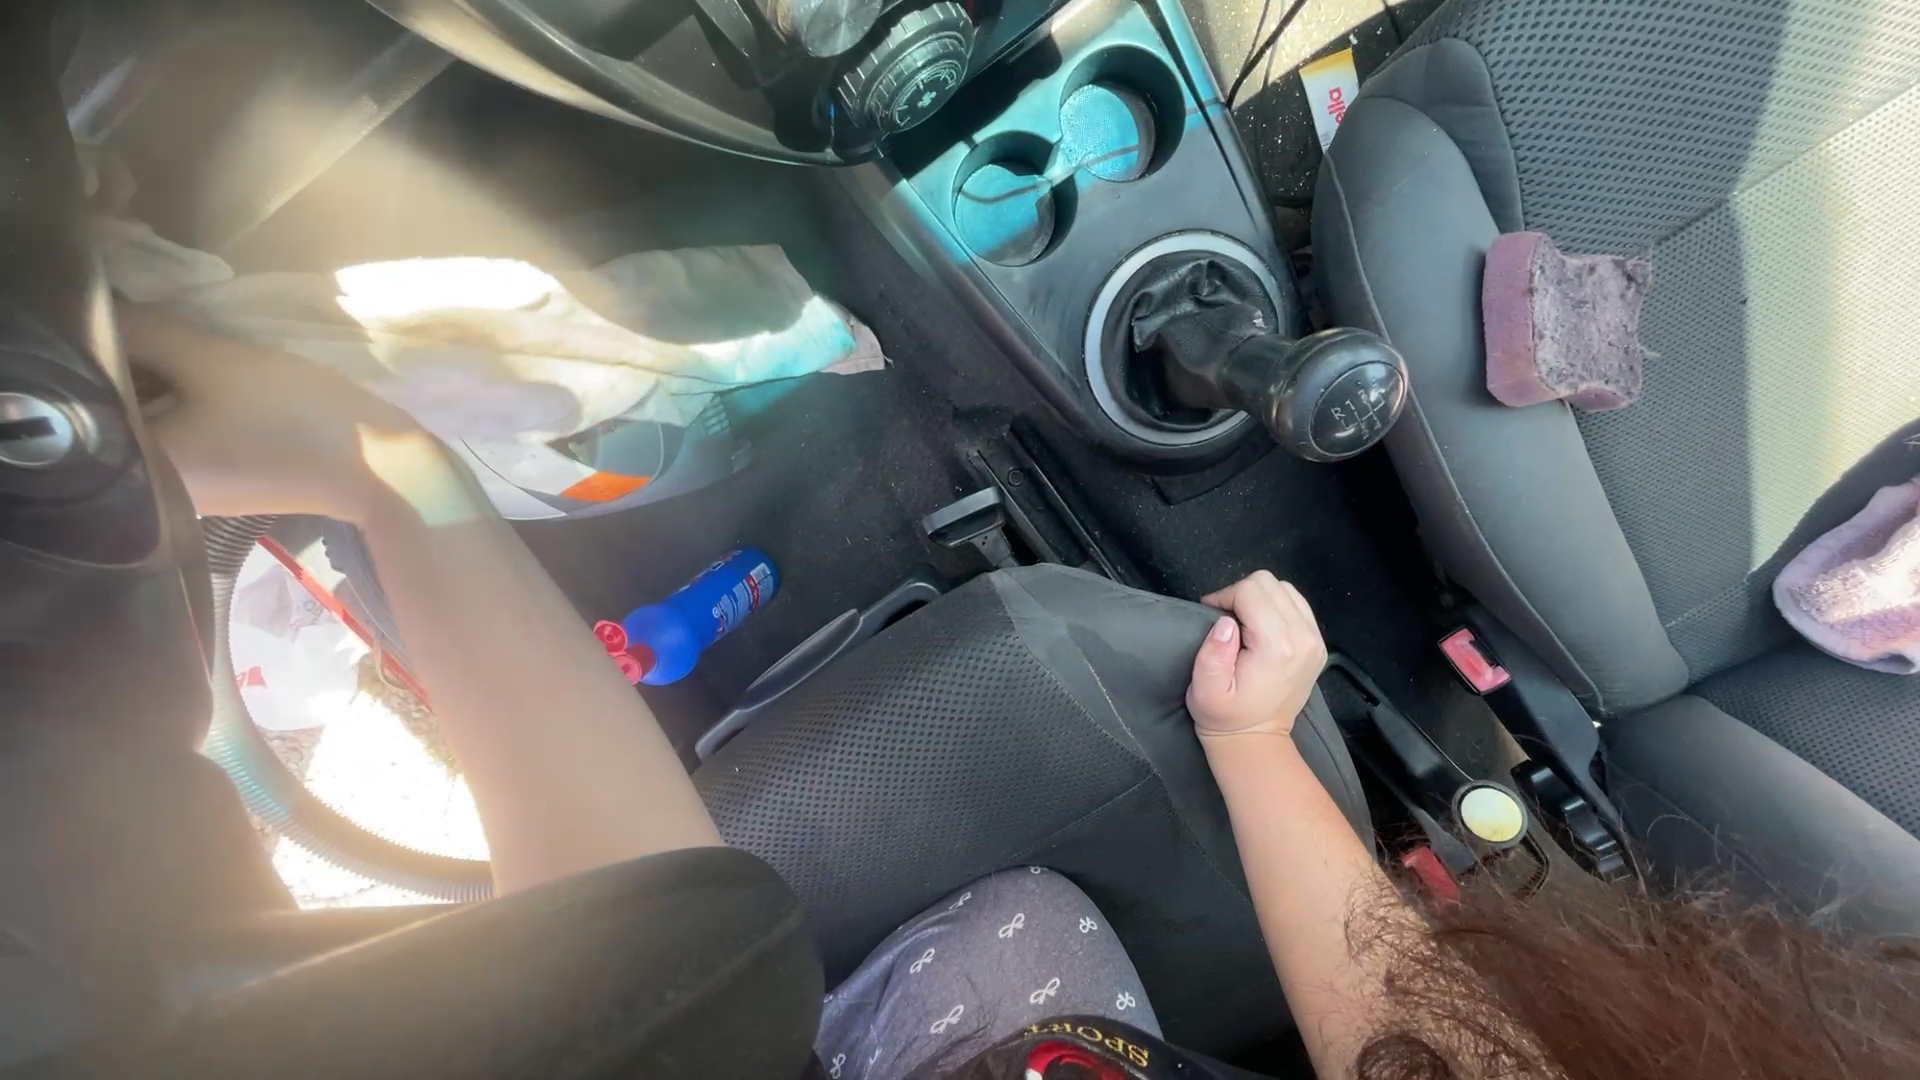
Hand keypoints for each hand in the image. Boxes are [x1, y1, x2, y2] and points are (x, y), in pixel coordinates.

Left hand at [121, 304, 425, 522]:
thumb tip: (109, 316)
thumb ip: (146, 331)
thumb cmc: (300, 421)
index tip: (150, 330)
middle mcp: (155, 484)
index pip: (87, 390)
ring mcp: (199, 487)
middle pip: (122, 408)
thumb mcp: (220, 361)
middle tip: (183, 339)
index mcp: (138, 461)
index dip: (112, 351)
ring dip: (178, 388)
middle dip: (145, 369)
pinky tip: (235, 393)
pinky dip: (205, 410)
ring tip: (212, 363)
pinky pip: (195, 436)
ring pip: (161, 420)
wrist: (389, 471)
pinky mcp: (233, 482)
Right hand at [1187, 571, 1327, 740]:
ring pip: (1284, 588)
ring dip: (1259, 598)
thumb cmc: (1225, 716)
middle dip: (1241, 593)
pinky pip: (1297, 603)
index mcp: (1276, 647)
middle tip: (1226, 619)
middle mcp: (1303, 637)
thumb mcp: (1205, 691)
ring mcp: (1315, 640)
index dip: (1223, 597)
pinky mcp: (1317, 643)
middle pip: (1268, 583)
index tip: (1212, 616)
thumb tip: (1225, 622)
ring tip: (1244, 622)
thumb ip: (1212, 654)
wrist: (1257, 738)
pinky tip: (1261, 626)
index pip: (1250, 590)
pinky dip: (1275, 605)